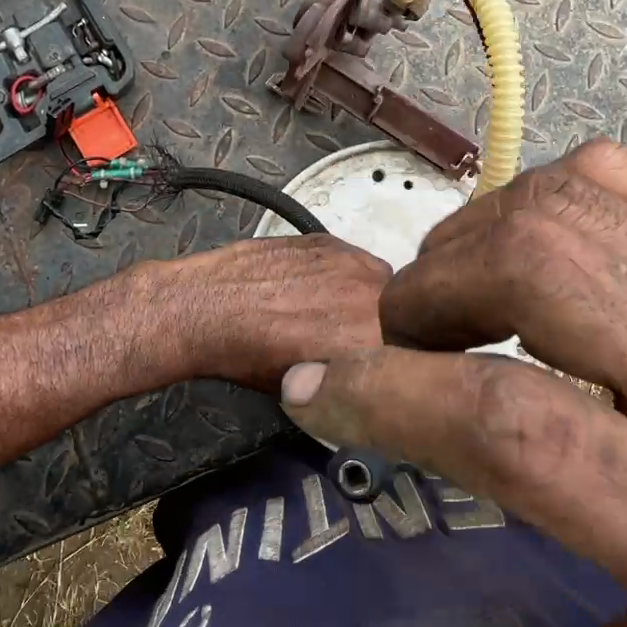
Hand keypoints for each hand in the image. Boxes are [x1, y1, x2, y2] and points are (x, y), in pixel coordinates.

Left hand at [128, 233, 390, 391]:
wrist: (207, 308)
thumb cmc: (253, 360)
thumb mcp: (316, 387)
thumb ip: (358, 376)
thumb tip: (370, 376)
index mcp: (376, 339)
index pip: (418, 346)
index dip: (402, 354)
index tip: (383, 361)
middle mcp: (374, 295)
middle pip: (403, 309)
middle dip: (386, 322)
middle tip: (353, 335)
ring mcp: (351, 261)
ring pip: (379, 279)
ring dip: (364, 294)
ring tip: (328, 308)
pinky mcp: (327, 239)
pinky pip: (351, 258)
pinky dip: (339, 273)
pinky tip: (309, 285)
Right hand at [278, 140, 626, 626]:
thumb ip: (573, 609)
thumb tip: (434, 523)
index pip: (514, 430)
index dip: (387, 399)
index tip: (320, 393)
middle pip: (537, 272)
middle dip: (427, 292)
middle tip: (404, 338)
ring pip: (568, 207)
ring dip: (471, 239)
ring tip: (454, 293)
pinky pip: (621, 177)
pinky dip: (538, 197)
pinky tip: (528, 250)